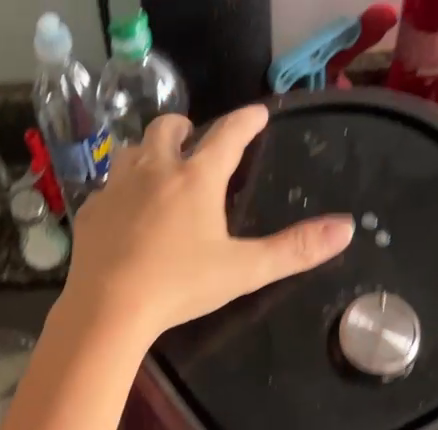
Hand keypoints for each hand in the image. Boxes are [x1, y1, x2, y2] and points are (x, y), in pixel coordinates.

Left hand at [63, 105, 355, 342]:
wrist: (109, 307)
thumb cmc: (180, 286)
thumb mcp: (243, 271)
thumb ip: (293, 251)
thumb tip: (346, 229)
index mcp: (196, 178)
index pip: (228, 135)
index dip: (246, 121)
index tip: (257, 114)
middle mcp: (154, 170)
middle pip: (168, 129)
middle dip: (184, 128)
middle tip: (193, 139)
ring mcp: (117, 189)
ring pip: (131, 152)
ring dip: (147, 153)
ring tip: (157, 170)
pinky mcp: (91, 213)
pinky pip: (106, 189)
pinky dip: (120, 192)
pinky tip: (124, 213)